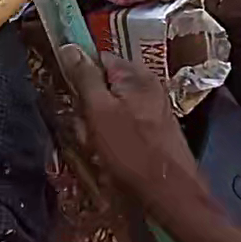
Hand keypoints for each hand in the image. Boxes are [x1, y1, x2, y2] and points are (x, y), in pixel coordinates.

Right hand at [56, 45, 217, 228]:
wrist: (170, 195)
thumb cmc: (130, 151)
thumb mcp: (99, 111)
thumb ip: (85, 77)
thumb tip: (70, 45)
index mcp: (136, 74)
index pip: (98, 59)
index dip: (80, 76)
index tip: (71, 97)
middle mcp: (147, 86)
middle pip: (103, 87)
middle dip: (88, 109)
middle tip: (87, 131)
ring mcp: (153, 109)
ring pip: (110, 111)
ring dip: (97, 129)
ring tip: (98, 150)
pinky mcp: (155, 132)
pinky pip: (123, 127)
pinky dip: (112, 141)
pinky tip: (110, 159)